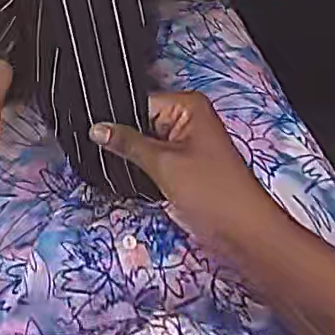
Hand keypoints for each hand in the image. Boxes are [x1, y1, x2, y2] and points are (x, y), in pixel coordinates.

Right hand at [90, 91, 274, 240]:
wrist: (242, 232)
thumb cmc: (213, 193)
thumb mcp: (162, 163)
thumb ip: (127, 143)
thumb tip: (97, 128)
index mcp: (188, 105)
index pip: (139, 102)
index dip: (116, 118)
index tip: (92, 132)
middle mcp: (188, 118)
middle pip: (140, 120)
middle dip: (124, 138)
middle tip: (102, 153)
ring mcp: (186, 141)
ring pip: (144, 142)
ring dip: (133, 156)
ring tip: (119, 166)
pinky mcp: (182, 163)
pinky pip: (153, 158)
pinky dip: (143, 168)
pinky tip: (132, 176)